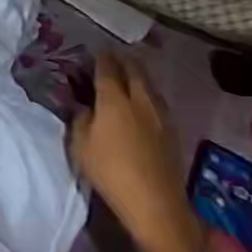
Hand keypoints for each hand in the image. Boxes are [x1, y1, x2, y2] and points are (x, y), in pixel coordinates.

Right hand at [71, 53, 199, 251]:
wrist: (154, 200)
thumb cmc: (109, 171)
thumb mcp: (80, 146)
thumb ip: (80, 121)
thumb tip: (84, 107)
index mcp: (114, 102)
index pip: (108, 72)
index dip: (101, 60)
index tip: (97, 50)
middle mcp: (141, 102)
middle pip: (135, 73)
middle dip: (125, 61)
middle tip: (115, 55)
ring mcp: (160, 116)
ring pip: (150, 86)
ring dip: (139, 75)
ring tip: (130, 71)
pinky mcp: (171, 131)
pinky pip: (157, 101)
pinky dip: (147, 92)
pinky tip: (144, 98)